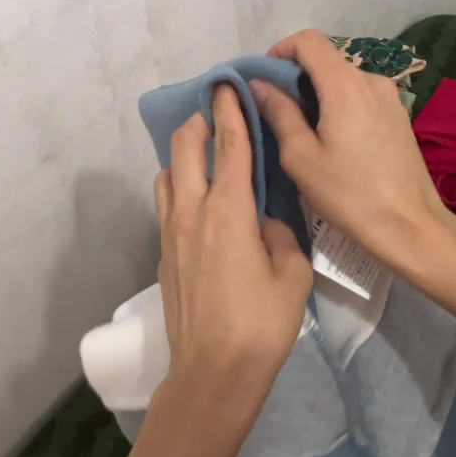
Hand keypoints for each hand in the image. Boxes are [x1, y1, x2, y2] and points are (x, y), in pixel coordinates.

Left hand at [153, 85, 313, 411]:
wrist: (211, 373)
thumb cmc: (261, 326)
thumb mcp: (292, 276)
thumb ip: (281, 236)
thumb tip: (265, 221)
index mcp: (228, 210)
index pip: (229, 145)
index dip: (229, 109)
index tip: (227, 84)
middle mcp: (192, 211)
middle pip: (185, 147)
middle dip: (199, 121)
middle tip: (217, 114)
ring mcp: (170, 231)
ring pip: (168, 173)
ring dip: (185, 156)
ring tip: (208, 158)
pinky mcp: (162, 253)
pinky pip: (167, 203)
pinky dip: (180, 186)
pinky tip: (201, 203)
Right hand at [251, 29, 455, 279]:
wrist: (411, 227)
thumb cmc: (350, 194)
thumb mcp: (300, 156)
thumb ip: (278, 112)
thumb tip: (259, 83)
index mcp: (345, 84)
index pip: (308, 40)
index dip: (279, 51)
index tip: (262, 80)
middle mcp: (371, 80)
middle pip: (325, 60)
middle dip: (294, 77)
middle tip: (273, 112)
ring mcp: (390, 98)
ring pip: (342, 80)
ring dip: (316, 95)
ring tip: (300, 132)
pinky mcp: (398, 117)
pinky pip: (359, 97)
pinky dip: (337, 106)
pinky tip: (330, 141)